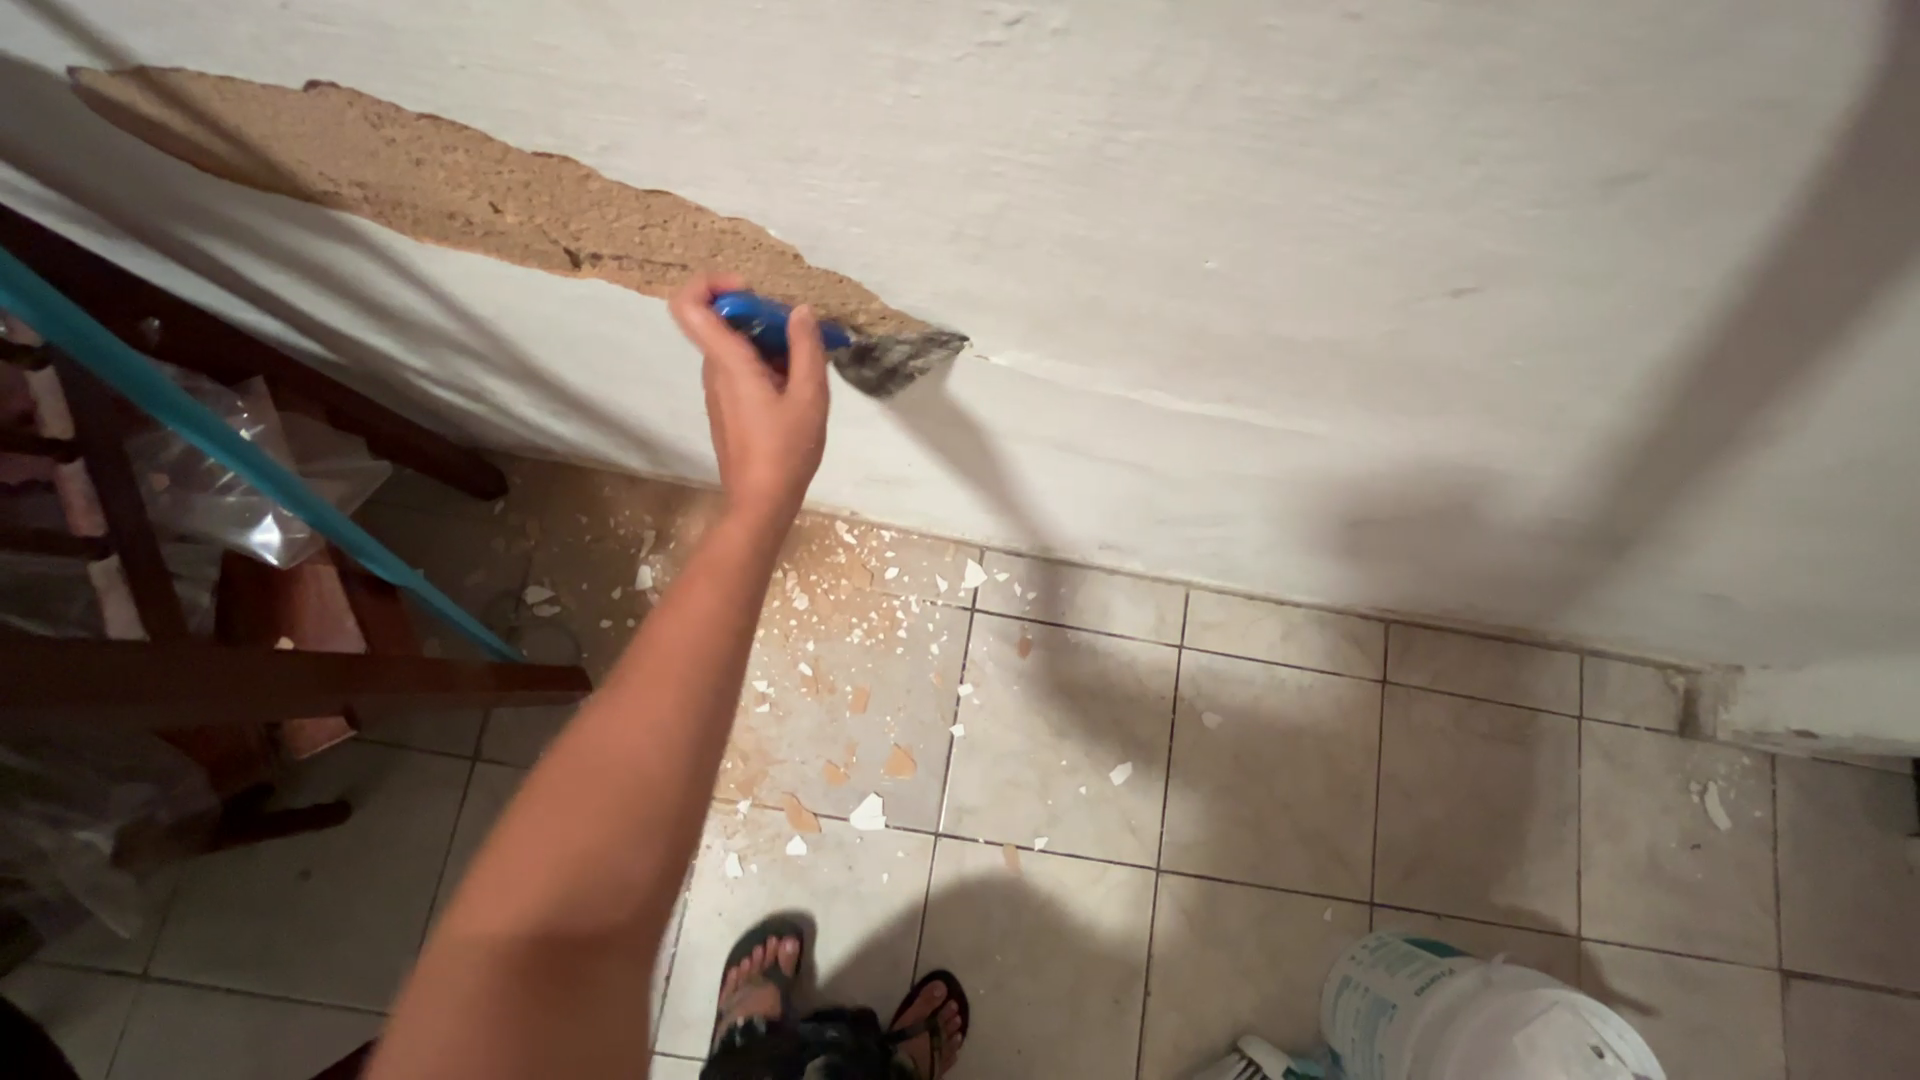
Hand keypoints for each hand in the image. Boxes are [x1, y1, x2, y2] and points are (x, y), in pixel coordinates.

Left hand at [669, 274, 829, 522]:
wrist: (761, 501)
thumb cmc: (786, 450)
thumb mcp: (810, 397)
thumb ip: (807, 348)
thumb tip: (800, 312)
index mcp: (728, 362)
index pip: (688, 304)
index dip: (712, 283)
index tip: (752, 292)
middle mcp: (714, 371)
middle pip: (722, 321)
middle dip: (761, 315)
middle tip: (801, 333)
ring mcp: (718, 391)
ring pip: (735, 346)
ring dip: (769, 343)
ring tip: (808, 364)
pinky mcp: (728, 408)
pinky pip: (741, 370)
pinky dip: (767, 365)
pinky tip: (797, 389)